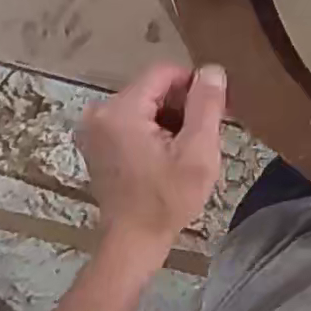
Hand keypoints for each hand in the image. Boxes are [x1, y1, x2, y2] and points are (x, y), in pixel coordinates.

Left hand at [80, 62, 227, 252]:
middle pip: (154, 88)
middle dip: (183, 105)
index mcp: (120, 110)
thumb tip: (213, 70)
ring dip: (171, 118)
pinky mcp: (98, 142)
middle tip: (205, 134)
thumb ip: (207, 105)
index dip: (194, 85)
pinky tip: (169, 154)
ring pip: (146, 103)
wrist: (134, 240)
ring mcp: (95, 128)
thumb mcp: (198, 151)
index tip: (214, 111)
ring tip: (188, 148)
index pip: (164, 72)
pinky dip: (155, 129)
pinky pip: (134, 119)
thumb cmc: (168, 198)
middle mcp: (100, 112)